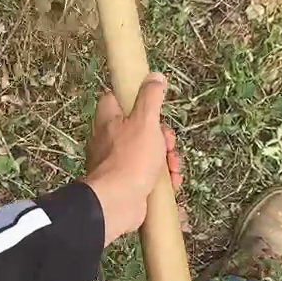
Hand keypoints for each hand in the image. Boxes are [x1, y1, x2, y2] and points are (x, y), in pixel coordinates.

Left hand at [81, 73, 181, 244]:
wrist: (117, 203)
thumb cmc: (130, 159)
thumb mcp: (145, 122)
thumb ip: (150, 98)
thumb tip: (155, 76)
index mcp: (108, 119)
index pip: (119, 99)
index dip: (140, 102)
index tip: (156, 110)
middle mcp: (109, 139)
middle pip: (142, 130)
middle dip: (163, 139)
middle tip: (168, 146)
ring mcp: (117, 163)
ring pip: (148, 154)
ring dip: (166, 161)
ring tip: (172, 170)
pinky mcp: (126, 183)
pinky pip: (148, 176)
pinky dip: (162, 180)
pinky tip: (171, 185)